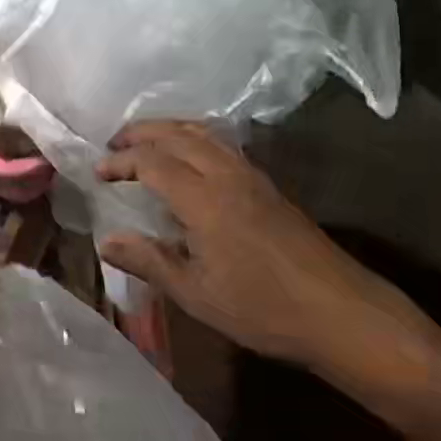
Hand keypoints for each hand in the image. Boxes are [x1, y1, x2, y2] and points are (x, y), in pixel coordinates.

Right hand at [96, 120, 424, 369]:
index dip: (121, 162)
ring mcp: (249, 173)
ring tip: (146, 141)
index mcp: (203, 198)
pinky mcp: (266, 182)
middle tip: (113, 144)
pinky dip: (193, 135)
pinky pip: (220, 141)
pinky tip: (190, 154)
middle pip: (175, 134)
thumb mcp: (198, 295)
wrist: (341, 312)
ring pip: (201, 131)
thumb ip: (150, 262)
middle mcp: (224, 173)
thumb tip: (106, 241)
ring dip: (168, 128)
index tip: (98, 172)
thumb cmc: (263, 308)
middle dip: (140, 133)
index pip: (151, 162)